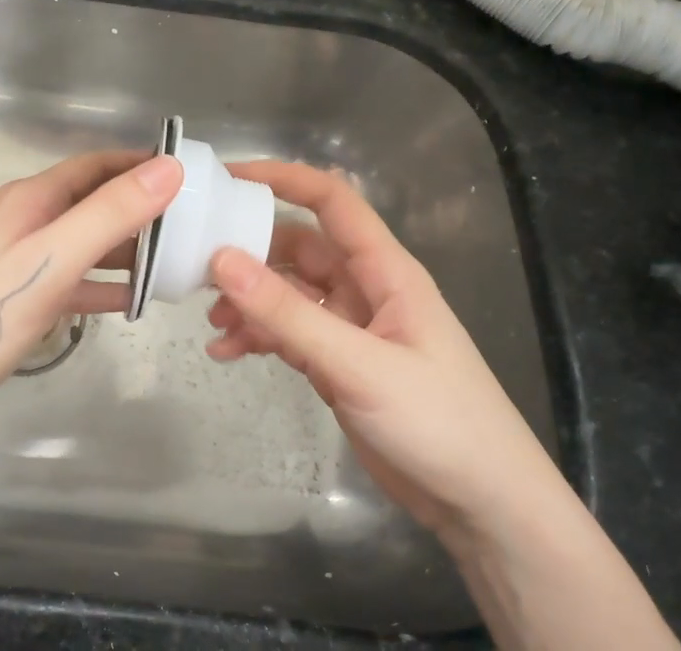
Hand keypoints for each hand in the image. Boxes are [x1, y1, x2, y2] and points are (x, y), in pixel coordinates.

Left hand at [0, 151, 182, 414]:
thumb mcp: (55, 259)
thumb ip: (111, 213)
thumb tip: (168, 168)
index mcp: (27, 198)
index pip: (92, 166)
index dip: (137, 166)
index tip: (183, 176)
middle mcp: (17, 216)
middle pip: (86, 201)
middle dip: (134, 211)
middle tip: (185, 227)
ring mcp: (8, 253)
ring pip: (75, 240)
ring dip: (118, 249)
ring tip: (167, 265)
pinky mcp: (6, 289)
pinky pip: (61, 275)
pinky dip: (94, 282)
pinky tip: (127, 300)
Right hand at [204, 161, 565, 539]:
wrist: (483, 503)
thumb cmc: (437, 422)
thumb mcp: (357, 364)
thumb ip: (288, 314)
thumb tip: (222, 259)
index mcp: (385, 271)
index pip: (332, 201)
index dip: (282, 179)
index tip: (225, 177)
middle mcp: (366, 289)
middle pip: (300, 248)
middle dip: (251, 253)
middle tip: (197, 267)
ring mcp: (352, 328)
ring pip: (290, 294)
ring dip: (250, 302)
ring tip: (211, 322)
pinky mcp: (340, 364)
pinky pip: (290, 335)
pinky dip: (260, 338)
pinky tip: (227, 353)